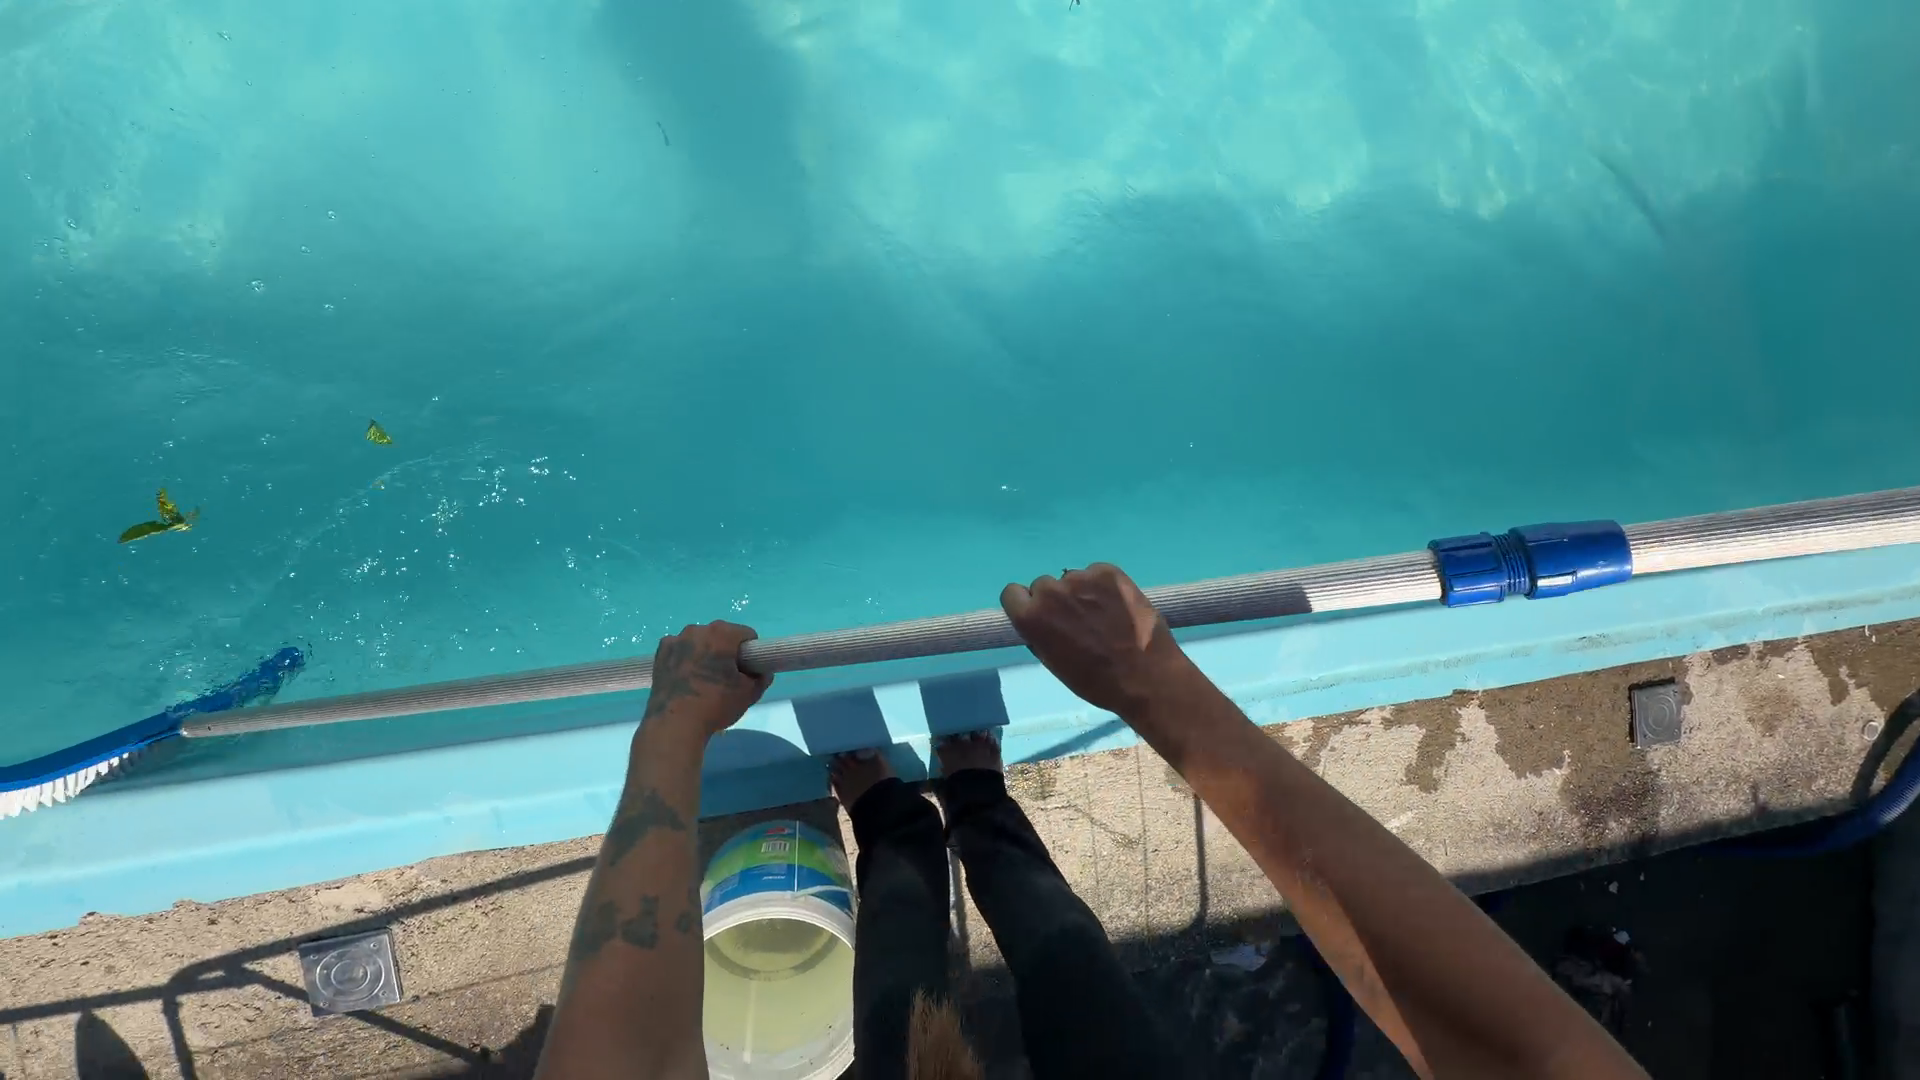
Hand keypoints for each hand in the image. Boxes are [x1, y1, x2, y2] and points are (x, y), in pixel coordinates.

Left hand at [642, 621, 772, 737]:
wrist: (675, 724)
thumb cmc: (715, 705)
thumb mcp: (750, 693)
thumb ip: (762, 678)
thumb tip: (762, 672)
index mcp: (721, 634)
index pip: (746, 635)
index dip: (750, 652)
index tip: (747, 670)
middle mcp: (697, 630)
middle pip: (721, 636)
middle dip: (726, 651)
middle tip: (726, 676)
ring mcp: (675, 640)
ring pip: (699, 642)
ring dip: (704, 653)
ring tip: (704, 679)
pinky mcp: (660, 653)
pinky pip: (680, 649)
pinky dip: (685, 658)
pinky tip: (686, 677)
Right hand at [1000, 563, 1196, 714]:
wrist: (1145, 677)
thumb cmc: (1095, 681)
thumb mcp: (1053, 662)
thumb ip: (1039, 633)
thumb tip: (1041, 620)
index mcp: (1030, 616)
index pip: (1012, 593)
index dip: (1026, 605)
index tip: (1041, 615)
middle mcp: (1050, 591)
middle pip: (1044, 586)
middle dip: (1056, 599)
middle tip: (1077, 620)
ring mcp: (1081, 578)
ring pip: (1071, 579)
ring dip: (1081, 592)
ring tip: (1103, 615)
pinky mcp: (1109, 571)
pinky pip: (1096, 573)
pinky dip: (1103, 586)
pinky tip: (1118, 606)